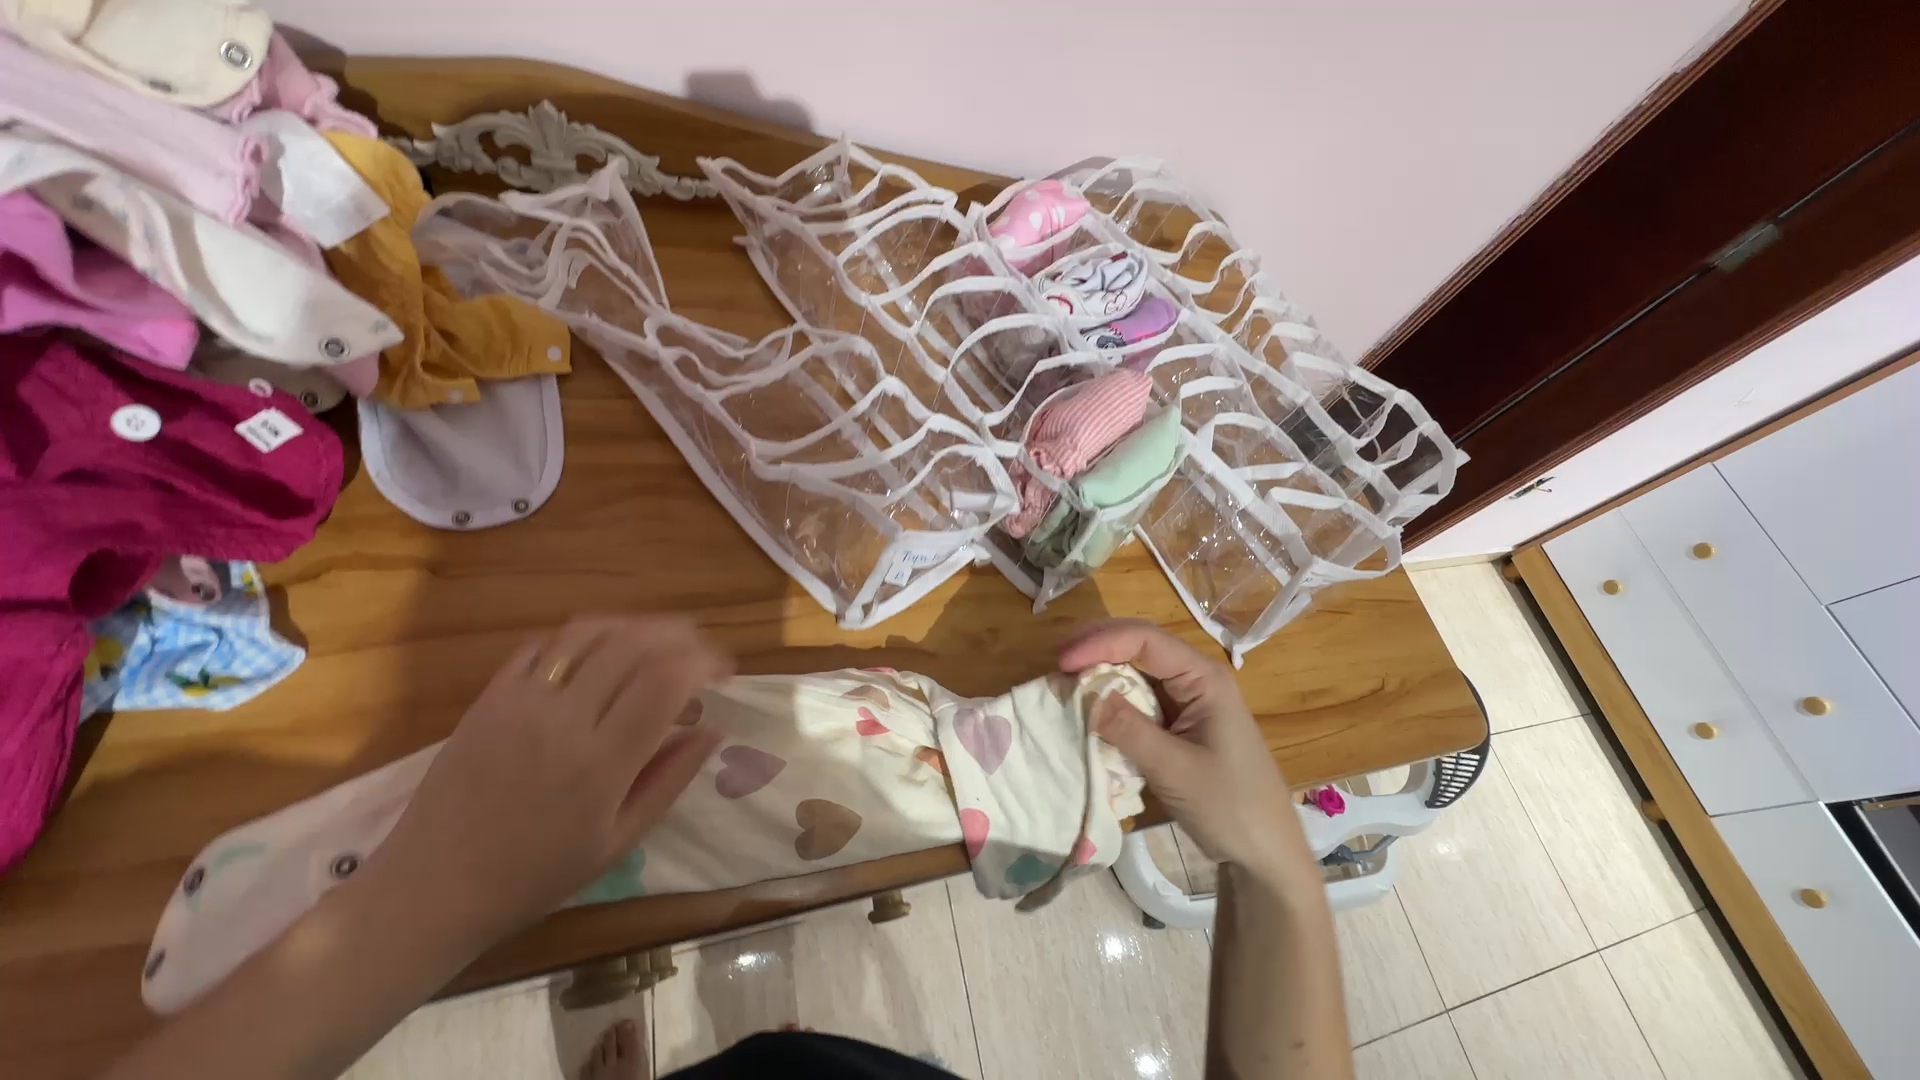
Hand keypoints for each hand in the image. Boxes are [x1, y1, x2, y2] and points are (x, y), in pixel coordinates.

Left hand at [365, 616, 730, 943]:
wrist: (434, 887)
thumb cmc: (537, 874)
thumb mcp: (620, 841)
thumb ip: (671, 780)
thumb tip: (715, 730)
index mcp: (601, 763)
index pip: (665, 682)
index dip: (705, 663)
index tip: (726, 671)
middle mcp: (563, 720)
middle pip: (633, 645)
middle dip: (680, 636)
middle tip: (702, 648)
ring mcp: (520, 702)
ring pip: (589, 633)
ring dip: (635, 625)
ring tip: (660, 638)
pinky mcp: (489, 697)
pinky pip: (542, 645)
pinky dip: (583, 636)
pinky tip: (602, 650)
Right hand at [1060, 620, 1308, 880]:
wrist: (1266, 853)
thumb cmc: (1229, 806)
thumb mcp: (1174, 768)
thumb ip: (1128, 729)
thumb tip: (1083, 695)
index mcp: (1204, 678)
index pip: (1145, 640)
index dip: (1100, 642)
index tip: (1062, 661)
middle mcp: (1197, 680)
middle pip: (1141, 645)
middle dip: (1098, 647)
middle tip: (1057, 661)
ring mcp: (1189, 703)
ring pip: (1138, 672)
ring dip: (1103, 672)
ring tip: (1065, 680)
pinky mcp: (1181, 725)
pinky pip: (1141, 700)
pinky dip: (1113, 699)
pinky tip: (1090, 708)